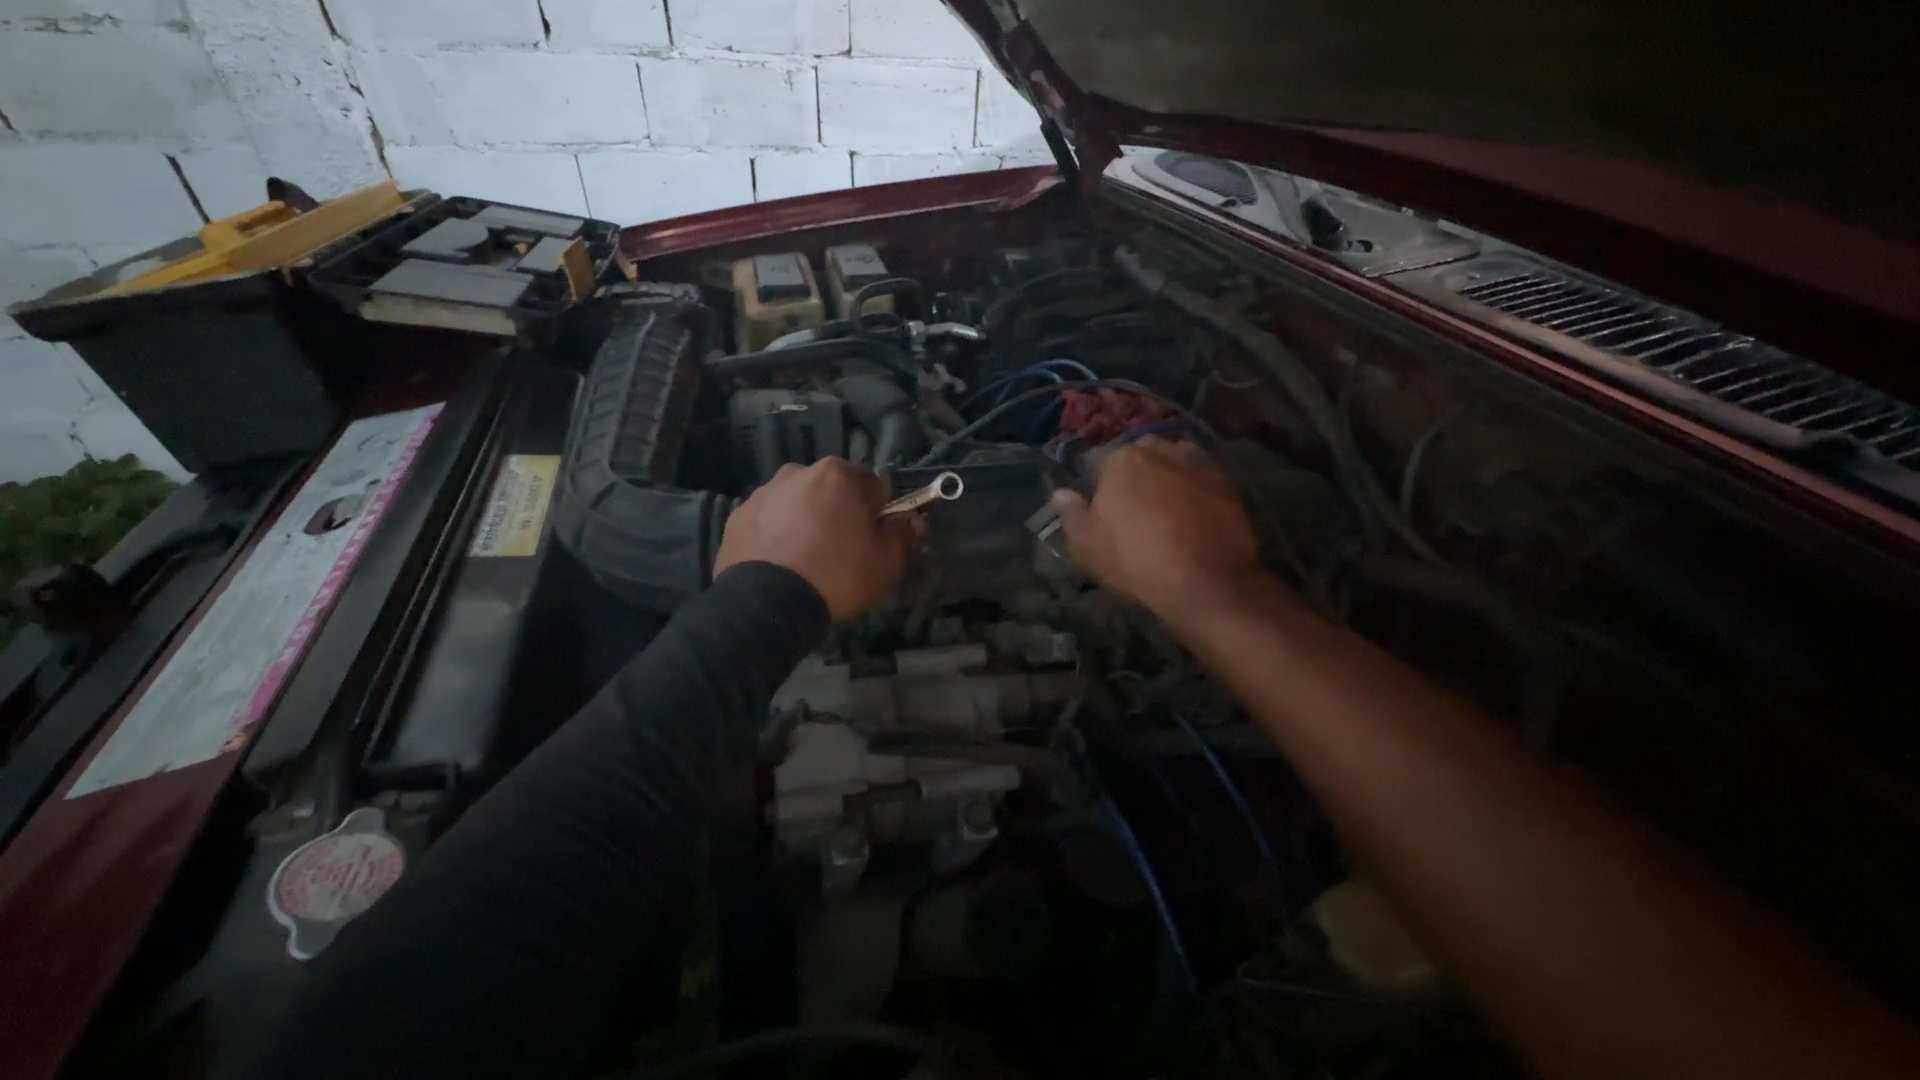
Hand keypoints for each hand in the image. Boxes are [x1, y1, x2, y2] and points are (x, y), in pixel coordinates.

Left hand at [715, 458, 919, 619]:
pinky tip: (781, 566)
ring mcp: (762, 494)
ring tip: (806, 563)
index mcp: (837, 474)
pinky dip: (776, 537)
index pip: (872, 487)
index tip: (874, 542)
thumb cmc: (837, 575)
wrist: (768, 604)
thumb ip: (903, 534)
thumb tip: (911, 520)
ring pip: (796, 505)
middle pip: (830, 492)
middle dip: (838, 515)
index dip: (878, 515)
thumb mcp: (887, 562)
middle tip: (841, 554)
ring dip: (804, 523)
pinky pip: (768, 523)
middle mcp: (796, 472)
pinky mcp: (736, 518)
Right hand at [1051, 437, 1264, 616]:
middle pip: (1141, 454)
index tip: (1098, 504)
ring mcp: (1199, 464)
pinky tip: (1191, 515)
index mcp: (1123, 459)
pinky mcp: (1228, 484)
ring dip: (1167, 476)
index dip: (1096, 481)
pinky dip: (1194, 490)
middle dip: (1134, 473)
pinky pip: (1201, 479)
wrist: (1207, 582)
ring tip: (1164, 508)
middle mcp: (1162, 450)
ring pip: (1174, 462)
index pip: (1099, 459)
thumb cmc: (1137, 561)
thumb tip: (1061, 493)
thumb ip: (1071, 514)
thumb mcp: (1088, 546)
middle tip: (1132, 505)